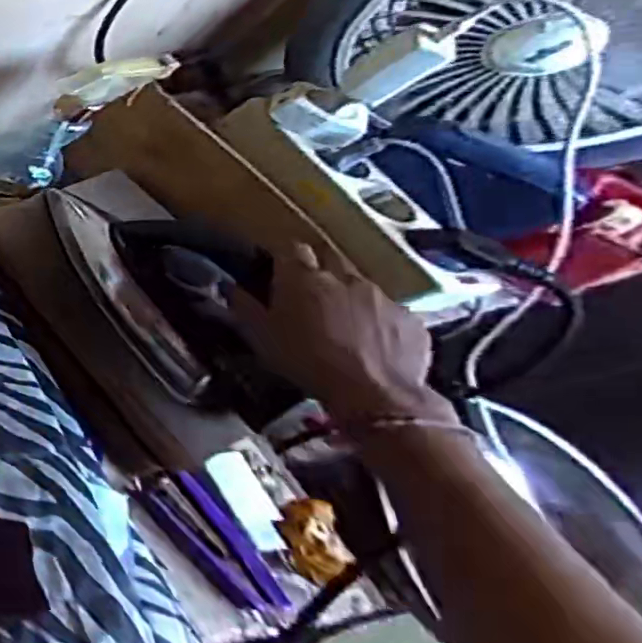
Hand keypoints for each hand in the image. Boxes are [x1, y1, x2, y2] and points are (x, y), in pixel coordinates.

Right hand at [227, 243, 451, 425]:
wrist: (375, 395)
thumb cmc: (305, 360)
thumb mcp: (260, 336)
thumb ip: (244, 306)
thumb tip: (230, 286)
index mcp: (303, 278)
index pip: (291, 248)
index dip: (283, 255)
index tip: (275, 266)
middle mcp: (344, 277)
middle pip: (329, 256)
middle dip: (317, 265)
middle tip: (306, 287)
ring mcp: (382, 296)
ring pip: (359, 282)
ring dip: (346, 292)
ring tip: (340, 318)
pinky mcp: (410, 318)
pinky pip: (388, 308)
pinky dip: (376, 316)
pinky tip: (370, 339)